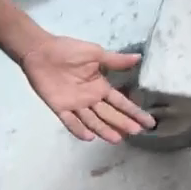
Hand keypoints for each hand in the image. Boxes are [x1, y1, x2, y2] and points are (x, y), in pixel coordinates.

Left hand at [20, 37, 158, 142]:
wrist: (41, 51)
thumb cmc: (68, 50)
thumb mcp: (95, 53)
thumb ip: (115, 60)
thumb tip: (139, 58)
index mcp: (100, 87)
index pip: (121, 102)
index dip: (134, 112)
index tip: (149, 122)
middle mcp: (90, 99)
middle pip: (109, 114)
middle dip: (123, 123)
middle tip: (136, 132)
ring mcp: (75, 105)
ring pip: (92, 121)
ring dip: (104, 130)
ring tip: (116, 139)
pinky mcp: (60, 108)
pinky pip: (70, 121)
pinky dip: (78, 129)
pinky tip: (89, 137)